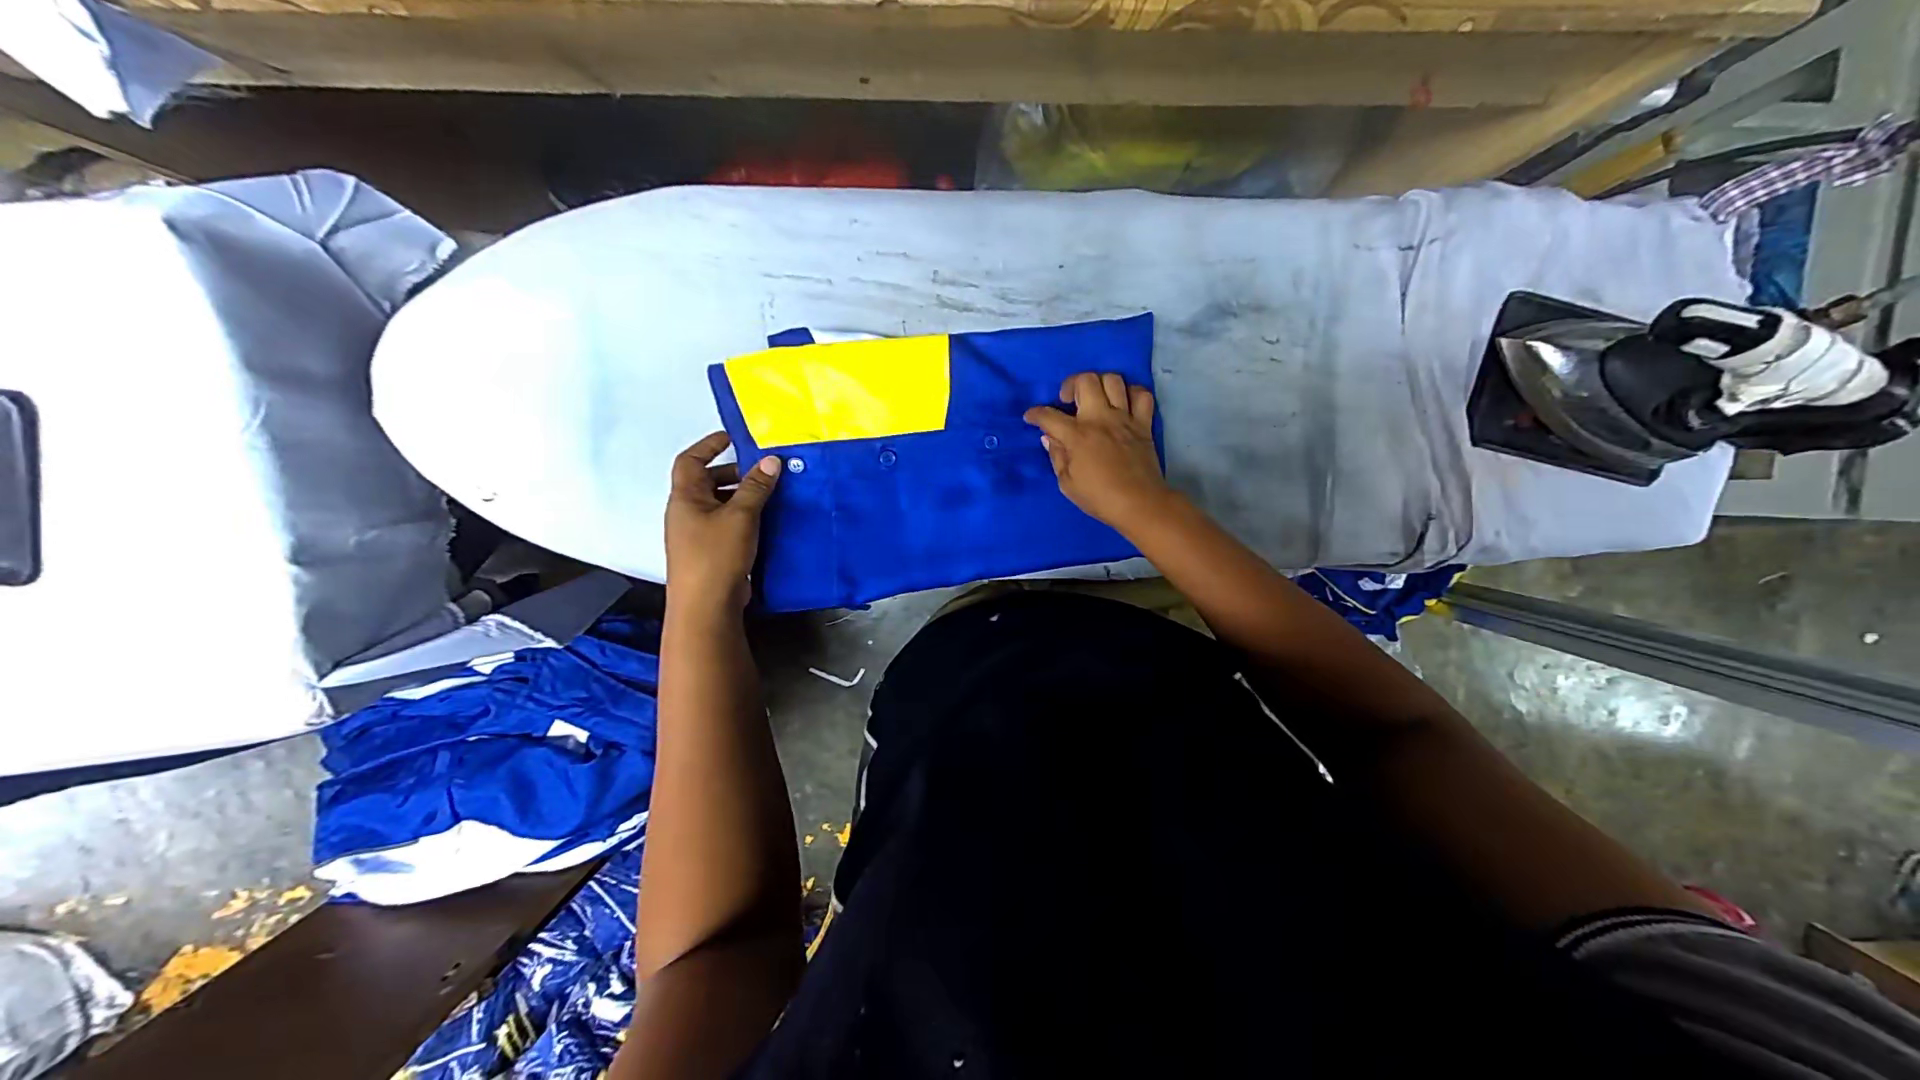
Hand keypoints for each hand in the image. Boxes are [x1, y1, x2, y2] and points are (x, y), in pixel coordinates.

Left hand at [666, 432, 780, 608]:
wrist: (706, 607)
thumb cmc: (717, 555)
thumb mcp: (740, 515)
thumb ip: (756, 486)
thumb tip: (770, 460)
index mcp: (685, 498)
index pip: (690, 460)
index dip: (708, 445)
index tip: (731, 437)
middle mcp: (686, 513)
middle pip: (706, 481)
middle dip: (733, 472)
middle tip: (762, 471)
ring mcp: (696, 534)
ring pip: (719, 504)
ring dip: (741, 496)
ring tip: (769, 495)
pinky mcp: (710, 552)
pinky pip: (726, 524)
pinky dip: (743, 517)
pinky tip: (765, 522)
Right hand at [1023, 372, 1170, 531]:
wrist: (1139, 503)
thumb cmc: (1099, 497)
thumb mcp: (1067, 483)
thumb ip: (1057, 456)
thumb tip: (1049, 438)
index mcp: (1077, 435)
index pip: (1048, 415)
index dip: (1035, 414)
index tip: (1031, 417)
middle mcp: (1100, 418)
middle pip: (1085, 380)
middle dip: (1071, 384)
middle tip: (1068, 400)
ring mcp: (1124, 418)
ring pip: (1113, 380)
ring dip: (1100, 384)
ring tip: (1095, 399)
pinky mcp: (1144, 423)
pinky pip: (1141, 395)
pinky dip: (1131, 394)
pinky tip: (1122, 404)